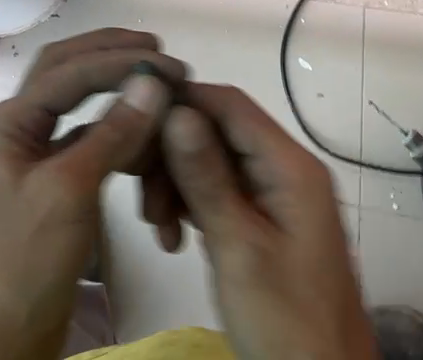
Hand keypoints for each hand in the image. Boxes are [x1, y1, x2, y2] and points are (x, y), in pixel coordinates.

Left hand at [0, 29, 185, 359]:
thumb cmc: (24, 259)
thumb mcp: (69, 193)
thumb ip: (111, 135)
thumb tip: (151, 82)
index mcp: (12, 121)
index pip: (68, 70)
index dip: (117, 60)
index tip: (166, 59)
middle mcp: (21, 128)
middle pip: (66, 74)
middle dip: (108, 57)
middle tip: (155, 50)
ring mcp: (36, 157)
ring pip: (80, 110)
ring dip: (115, 97)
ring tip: (157, 90)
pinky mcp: (54, 186)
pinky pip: (88, 146)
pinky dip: (117, 137)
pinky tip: (143, 137)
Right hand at [161, 84, 375, 359]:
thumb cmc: (285, 321)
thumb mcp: (238, 248)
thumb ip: (206, 176)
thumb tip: (175, 110)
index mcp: (291, 167)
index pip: (229, 104)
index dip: (181, 101)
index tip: (132, 119)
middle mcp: (285, 169)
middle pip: (215, 131)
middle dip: (172, 157)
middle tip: (145, 199)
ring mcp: (274, 194)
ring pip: (209, 161)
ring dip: (176, 185)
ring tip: (159, 229)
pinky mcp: (263, 219)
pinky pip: (217, 190)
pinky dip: (189, 206)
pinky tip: (172, 237)